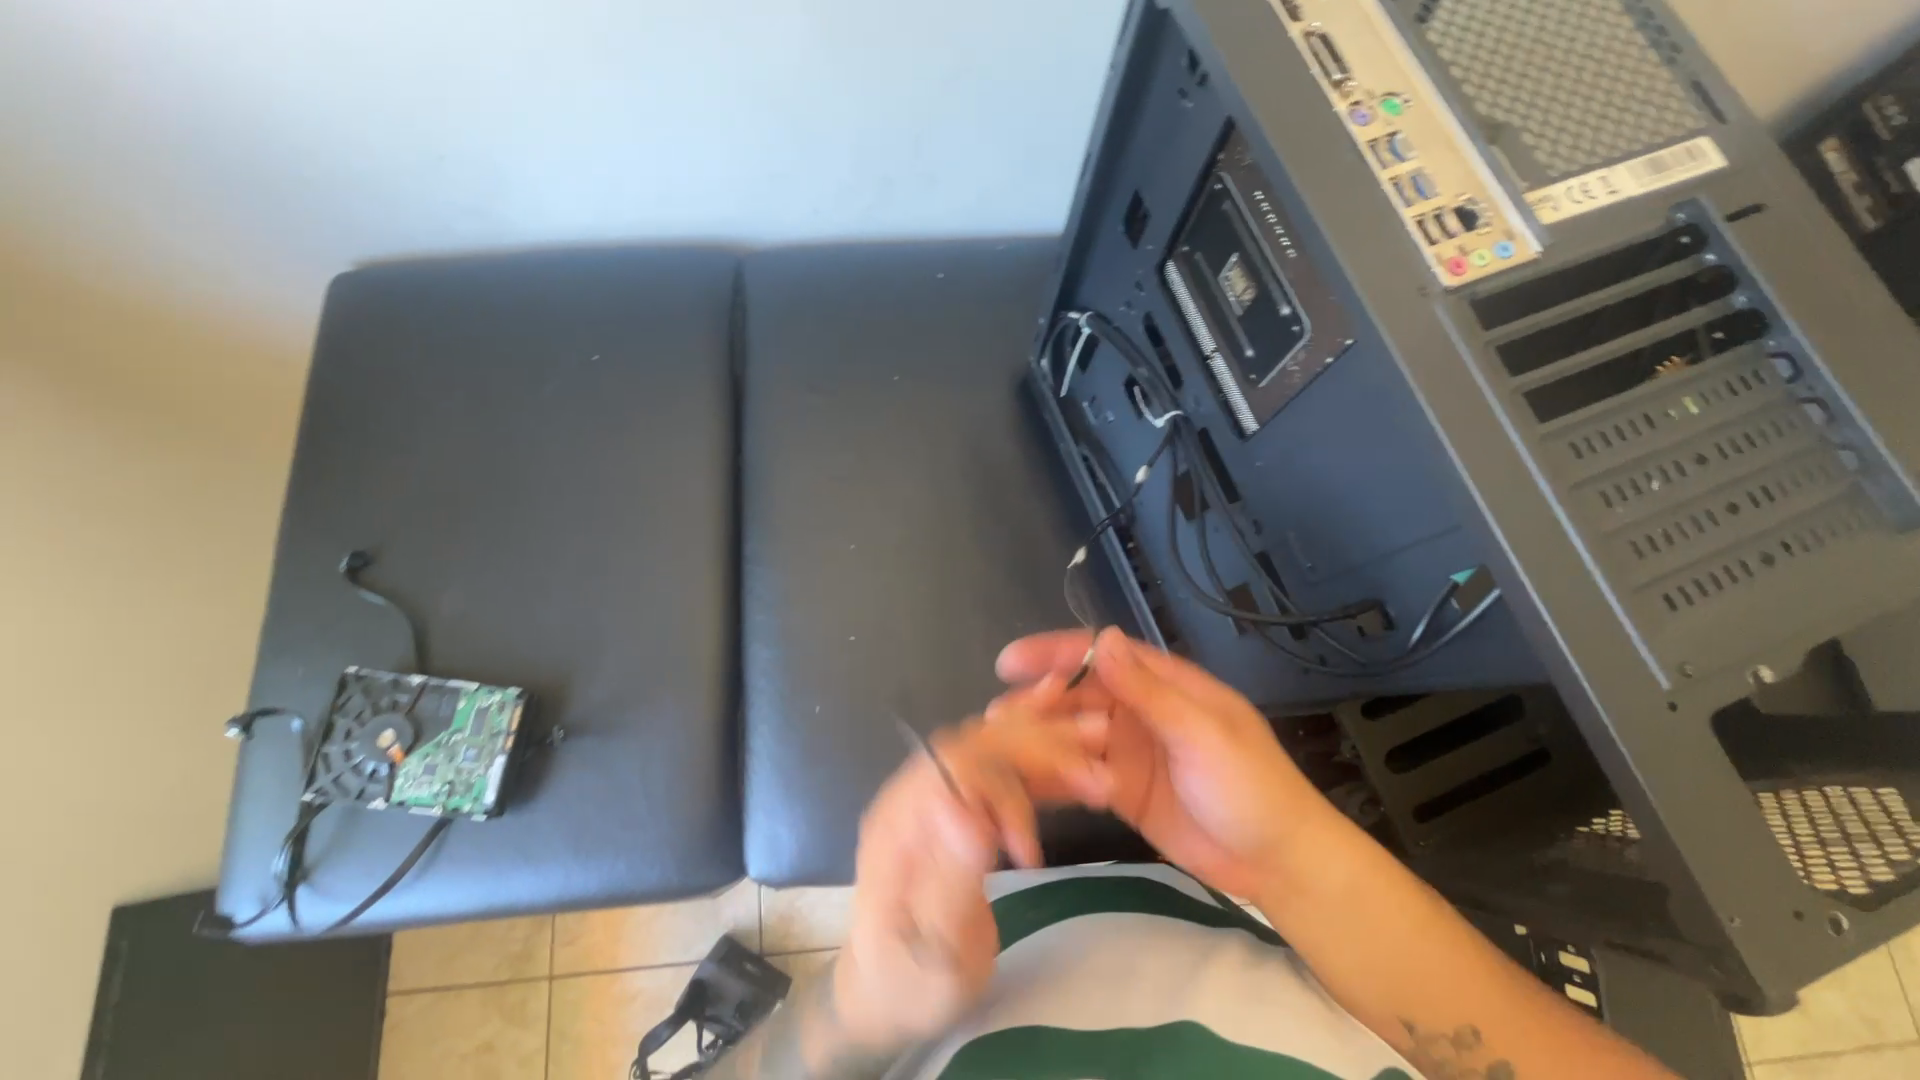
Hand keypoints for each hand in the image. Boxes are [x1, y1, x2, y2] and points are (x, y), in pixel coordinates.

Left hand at [832, 711, 1111, 1050]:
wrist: (887, 993)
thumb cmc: (907, 983)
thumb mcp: (930, 952)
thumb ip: (948, 882)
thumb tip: (965, 808)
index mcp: (899, 822)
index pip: (952, 767)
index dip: (1006, 783)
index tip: (1043, 833)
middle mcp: (916, 797)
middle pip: (979, 746)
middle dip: (1040, 745)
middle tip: (1099, 762)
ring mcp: (940, 799)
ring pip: (995, 749)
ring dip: (1047, 740)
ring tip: (1101, 735)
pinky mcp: (963, 808)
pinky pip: (1003, 769)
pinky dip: (1041, 756)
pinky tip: (1077, 750)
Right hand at [995, 627, 1334, 901]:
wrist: (1277, 861)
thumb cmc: (1250, 786)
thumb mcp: (1201, 734)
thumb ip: (1149, 692)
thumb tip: (1103, 638)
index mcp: (1164, 685)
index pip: (1102, 657)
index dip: (1054, 654)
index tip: (1010, 662)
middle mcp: (1140, 712)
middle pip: (1078, 697)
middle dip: (1038, 704)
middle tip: (998, 720)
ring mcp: (1128, 752)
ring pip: (1072, 736)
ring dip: (1039, 741)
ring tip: (999, 752)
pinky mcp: (1121, 790)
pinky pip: (1079, 775)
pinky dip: (1054, 776)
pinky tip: (1025, 784)